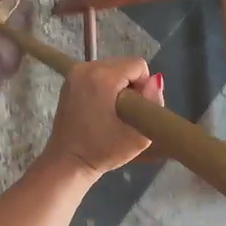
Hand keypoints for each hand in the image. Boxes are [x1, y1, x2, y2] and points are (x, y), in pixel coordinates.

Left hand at [43, 58, 161, 175]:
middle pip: (123, 64)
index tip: (136, 108)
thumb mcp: (138, 136)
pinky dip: (104, 86)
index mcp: (102, 77)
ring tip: (112, 112)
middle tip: (124, 112)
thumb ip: (153, 103)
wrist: (68, 161)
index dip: (144, 86)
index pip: (137, 65)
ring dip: (118, 86)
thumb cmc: (103, 151)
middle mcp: (86, 68)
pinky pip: (96, 74)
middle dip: (130, 85)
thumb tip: (156, 80)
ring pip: (110, 68)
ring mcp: (74, 73)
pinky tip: (100, 108)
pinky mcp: (69, 81)